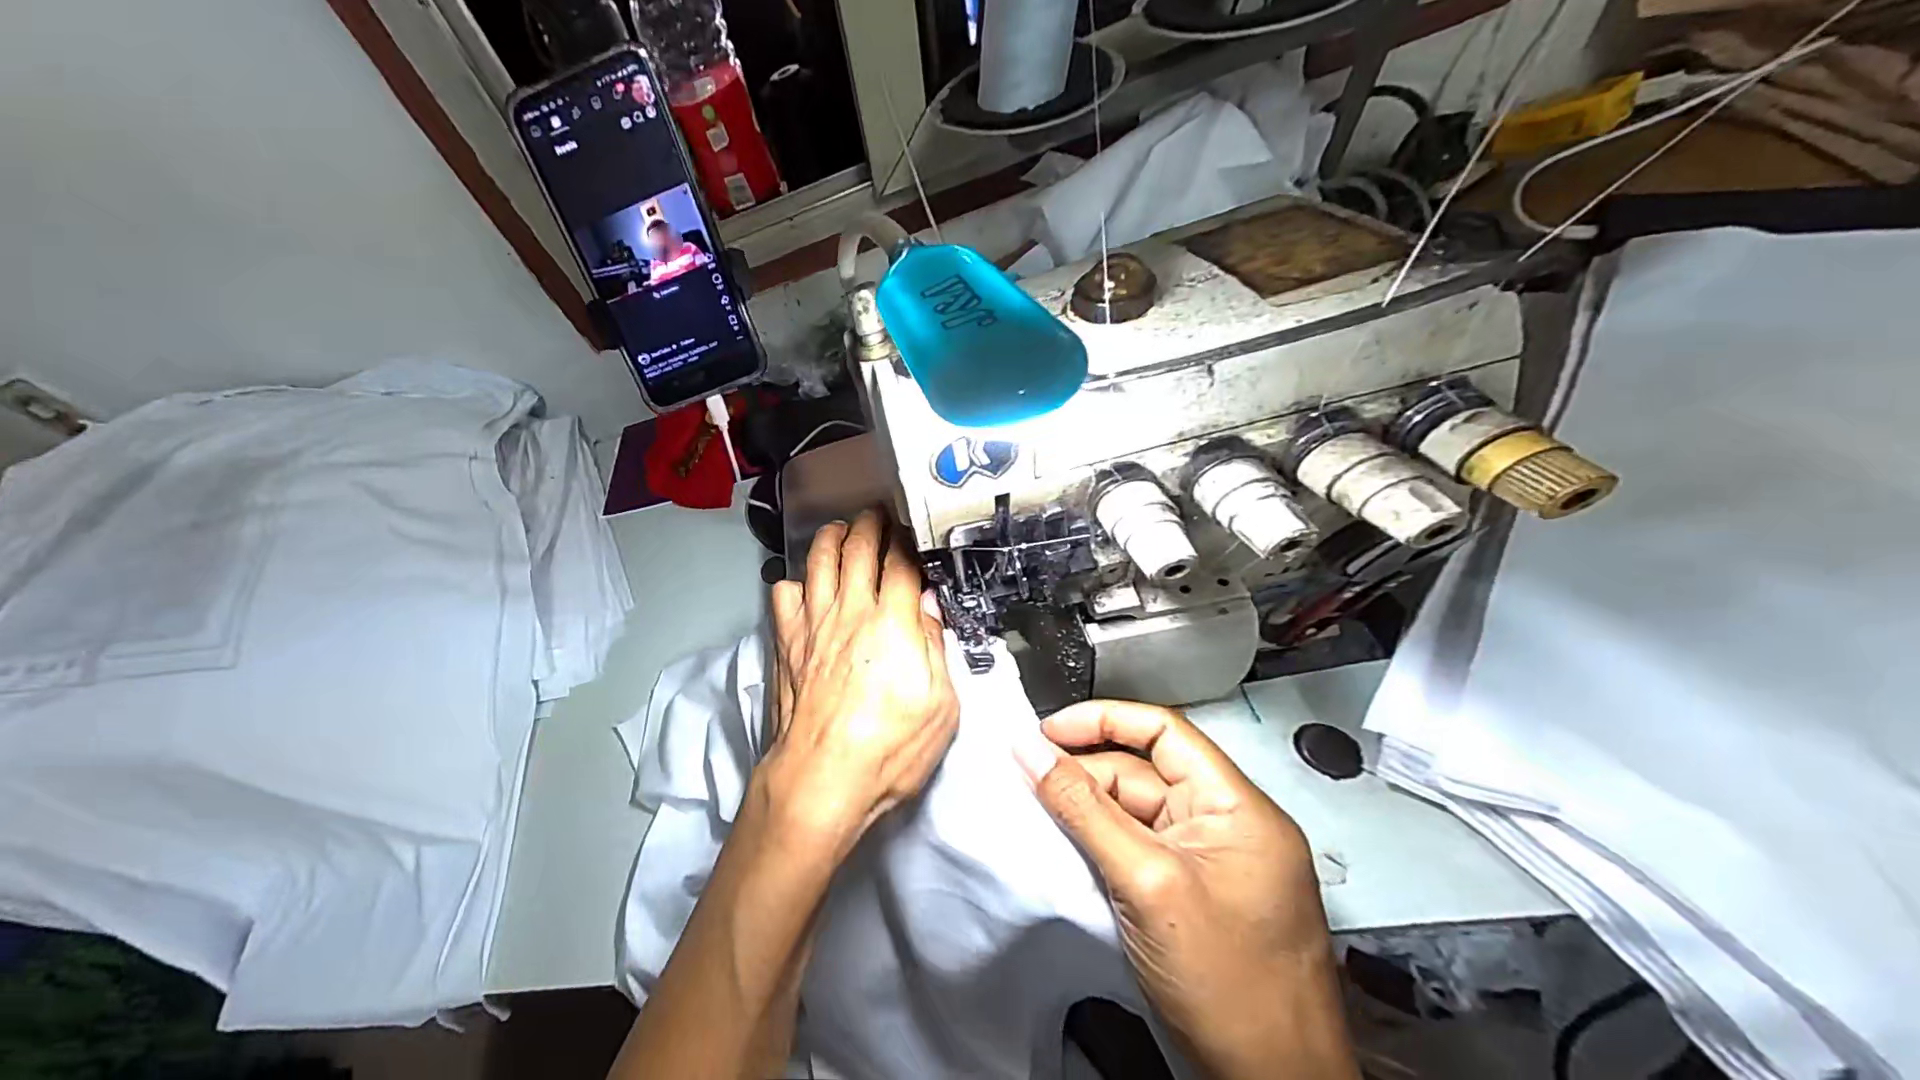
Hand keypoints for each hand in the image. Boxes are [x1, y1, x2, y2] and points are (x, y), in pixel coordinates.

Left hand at [760, 509, 959, 856]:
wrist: (822, 780)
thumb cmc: (889, 749)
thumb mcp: (941, 704)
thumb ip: (934, 645)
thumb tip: (928, 607)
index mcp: (892, 623)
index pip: (901, 561)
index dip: (909, 539)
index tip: (914, 529)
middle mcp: (850, 613)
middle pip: (857, 548)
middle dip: (870, 523)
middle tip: (880, 515)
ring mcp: (813, 626)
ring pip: (818, 561)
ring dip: (832, 537)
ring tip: (842, 530)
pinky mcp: (788, 645)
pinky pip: (784, 596)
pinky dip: (795, 581)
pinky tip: (805, 584)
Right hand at [1017, 700, 1357, 1079]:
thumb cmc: (1238, 995)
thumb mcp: (1147, 884)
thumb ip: (1086, 810)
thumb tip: (1037, 755)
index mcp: (1238, 807)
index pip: (1164, 732)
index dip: (1103, 721)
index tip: (1051, 729)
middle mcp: (1227, 825)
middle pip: (1143, 771)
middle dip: (1086, 769)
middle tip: (1032, 776)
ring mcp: (1210, 861)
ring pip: (1136, 810)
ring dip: (1090, 808)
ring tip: (1043, 812)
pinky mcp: (1192, 892)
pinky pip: (1139, 846)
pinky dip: (1103, 842)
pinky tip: (1070, 847)